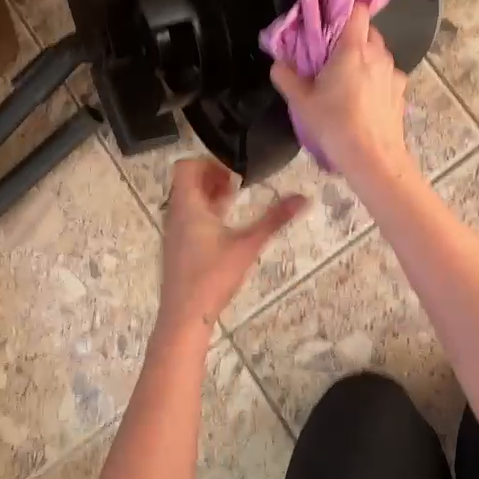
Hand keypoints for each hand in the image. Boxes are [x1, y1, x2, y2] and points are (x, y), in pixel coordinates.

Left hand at [159, 158, 306, 332]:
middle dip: (212, 177)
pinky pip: (188, 216)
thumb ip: (275, 220)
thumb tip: (304, 198)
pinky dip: (204, 211)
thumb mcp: (248, 245)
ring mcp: (174, 232)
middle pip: (187, 182)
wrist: (185, 316)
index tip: (233, 172)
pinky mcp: (177, 247)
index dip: (208, 162)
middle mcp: (176, 214)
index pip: (186, 167)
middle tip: (238, 184)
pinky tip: (225, 226)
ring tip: (234, 200)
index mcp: (187, 206)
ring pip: (187, 200)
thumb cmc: (213, 276)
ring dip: (209, 194)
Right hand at [269, 5, 418, 189]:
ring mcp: (394, 73)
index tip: (330, 21)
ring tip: (348, 80)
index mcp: (353, 48)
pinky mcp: (401, 92)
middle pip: (368, 31)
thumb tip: (277, 63)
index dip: (344, 10)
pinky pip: (387, 76)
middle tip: (332, 55)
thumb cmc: (335, 124)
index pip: (357, 10)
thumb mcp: (302, 102)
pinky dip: (377, 79)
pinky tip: (365, 99)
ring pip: (379, 54)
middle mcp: (378, 54)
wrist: (373, 158)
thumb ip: (286, 76)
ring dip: (365, 59)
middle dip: (352, 37)